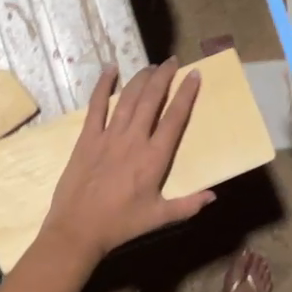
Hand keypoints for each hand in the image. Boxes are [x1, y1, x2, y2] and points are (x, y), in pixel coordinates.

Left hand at [38, 59, 214, 266]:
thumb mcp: (159, 218)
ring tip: (151, 66)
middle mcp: (133, 140)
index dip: (186, 95)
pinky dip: (103, 86)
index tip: (194, 76)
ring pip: (129, 99)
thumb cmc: (121, 225)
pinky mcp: (87, 138)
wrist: (78, 228)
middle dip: (163, 78)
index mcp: (154, 158)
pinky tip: (110, 70)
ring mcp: (108, 137)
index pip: (174, 119)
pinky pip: (96, 106)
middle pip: (152, 100)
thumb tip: (213, 196)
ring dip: (141, 79)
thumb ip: (188, 205)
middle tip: (172, 62)